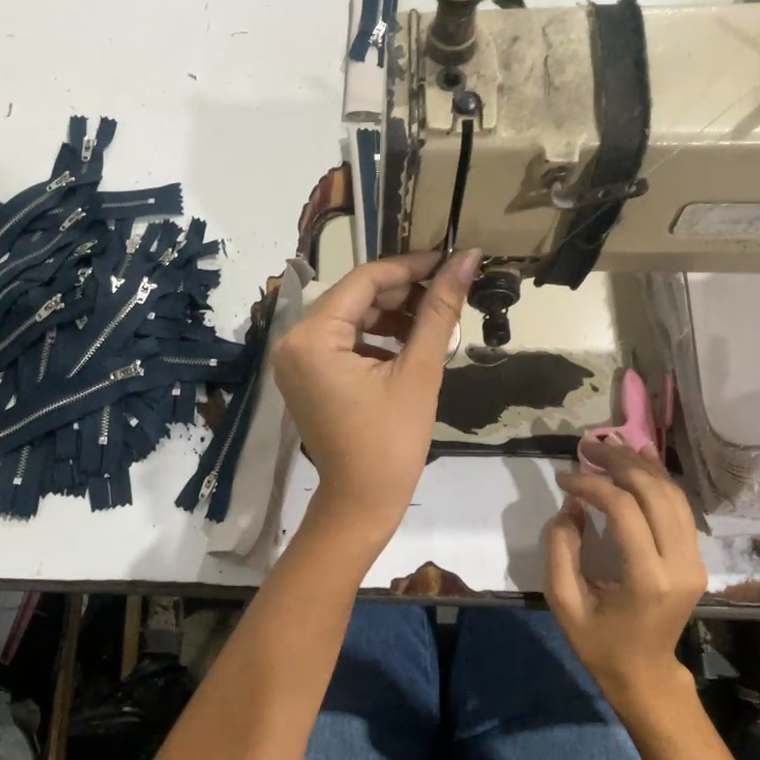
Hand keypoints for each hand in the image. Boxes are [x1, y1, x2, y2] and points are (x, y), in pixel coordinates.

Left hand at [274, 249, 478, 535]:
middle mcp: (293, 341)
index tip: (450, 260)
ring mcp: (295, 360)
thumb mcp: (419, 371)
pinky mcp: (305, 376)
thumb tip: (467, 258)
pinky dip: (375, 338)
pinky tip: (411, 343)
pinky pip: (342, 342)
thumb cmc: (391, 441)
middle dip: (402, 293)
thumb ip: (439, 311)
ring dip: (392, 315)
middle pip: (354, 297)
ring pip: (350, 318)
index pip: (363, 280)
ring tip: (436, 321)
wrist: (362, 501)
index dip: (410, 266)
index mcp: (312, 338)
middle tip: (449, 292)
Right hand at [544, 436, 706, 703]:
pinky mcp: (695, 557)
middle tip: (587, 445)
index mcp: (647, 579)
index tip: (563, 478)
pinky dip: (658, 480)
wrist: (644, 672)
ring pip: (673, 495)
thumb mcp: (564, 602)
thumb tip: (572, 506)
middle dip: (620, 463)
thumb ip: (561, 550)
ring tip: (609, 445)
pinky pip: (680, 508)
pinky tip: (639, 460)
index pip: (623, 511)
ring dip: (641, 465)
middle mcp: (680, 564)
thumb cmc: (598, 642)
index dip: (592, 485)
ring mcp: (694, 560)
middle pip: (655, 493)